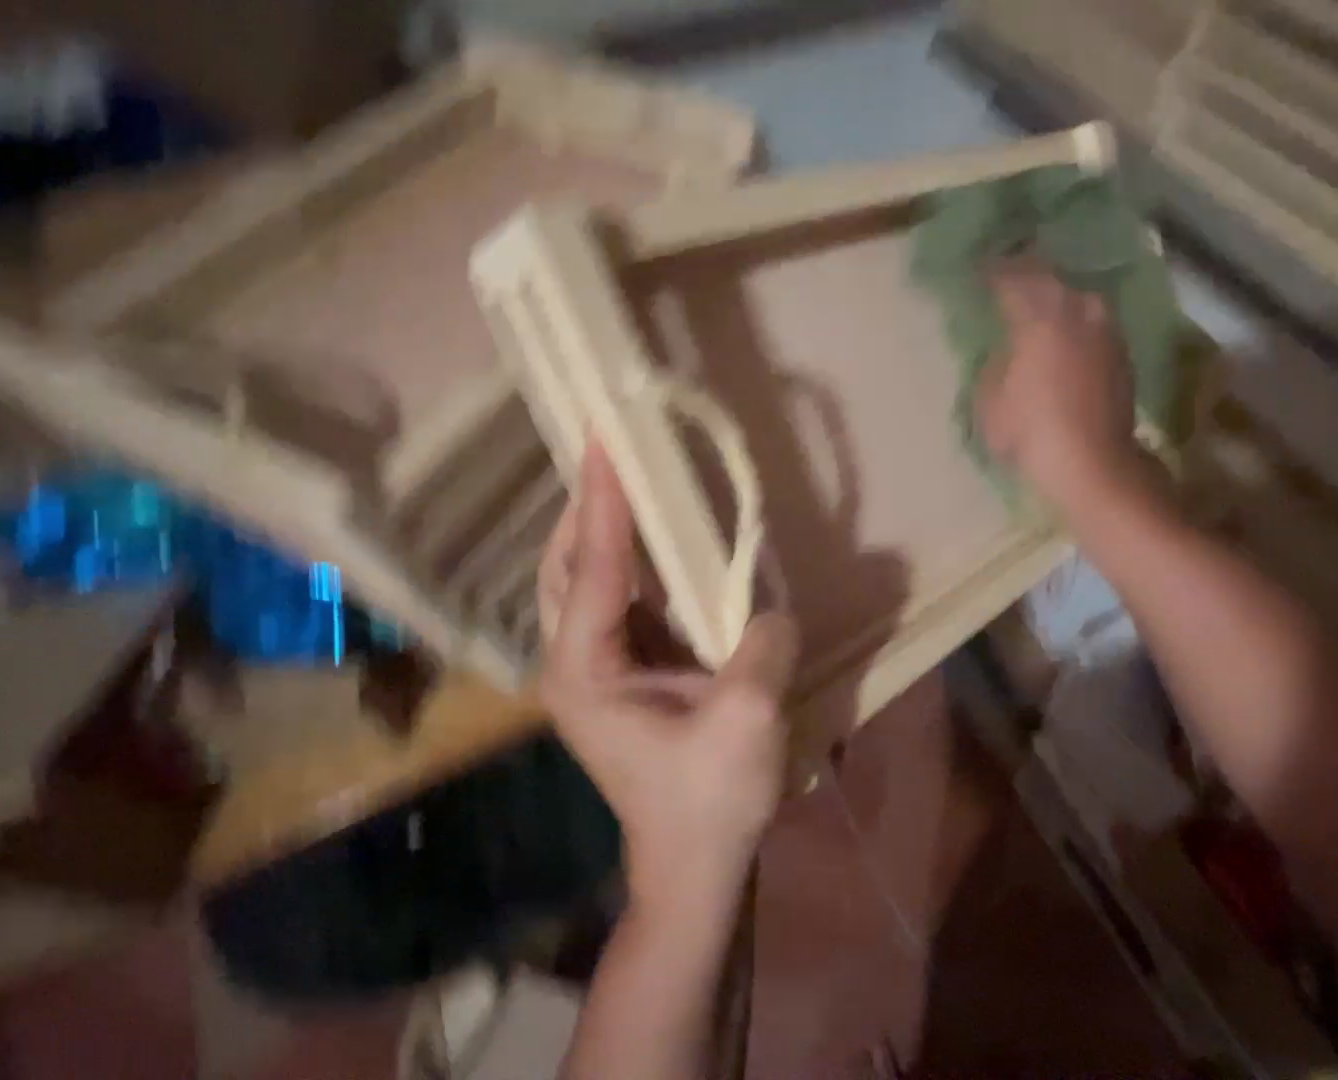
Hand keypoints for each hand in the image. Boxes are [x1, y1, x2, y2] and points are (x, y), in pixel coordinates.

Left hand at [537, 445, 799, 905]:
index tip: (605, 443)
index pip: (593, 569)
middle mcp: (577, 664)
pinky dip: (635, 565)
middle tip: (612, 453)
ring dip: (607, 533)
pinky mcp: (628, 679)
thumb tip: (769, 609)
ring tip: (633, 482)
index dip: (604, 504)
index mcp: (586, 671)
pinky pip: (622, 605)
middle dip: (589, 509)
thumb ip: (761, 643)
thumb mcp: (748, 716)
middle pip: (567, 569)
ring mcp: (598, 673)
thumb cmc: (709, 799)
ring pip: (588, 584)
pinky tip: (661, 542)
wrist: (695, 866)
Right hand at [980, 258, 1146, 515]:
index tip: (977, 271)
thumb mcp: (991, 399)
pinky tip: (1062, 337)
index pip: (1010, 274)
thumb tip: (1007, 351)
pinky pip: (1090, 323)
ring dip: (1054, 299)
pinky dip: (1074, 324)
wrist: (1095, 464)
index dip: (990, 270)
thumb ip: (995, 363)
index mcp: (1040, 311)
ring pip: (1074, 298)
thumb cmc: (1033, 431)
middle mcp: (1078, 307)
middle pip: (1047, 276)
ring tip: (1036, 307)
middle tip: (1006, 278)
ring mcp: (1105, 327)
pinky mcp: (1122, 352)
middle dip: (1025, 275)